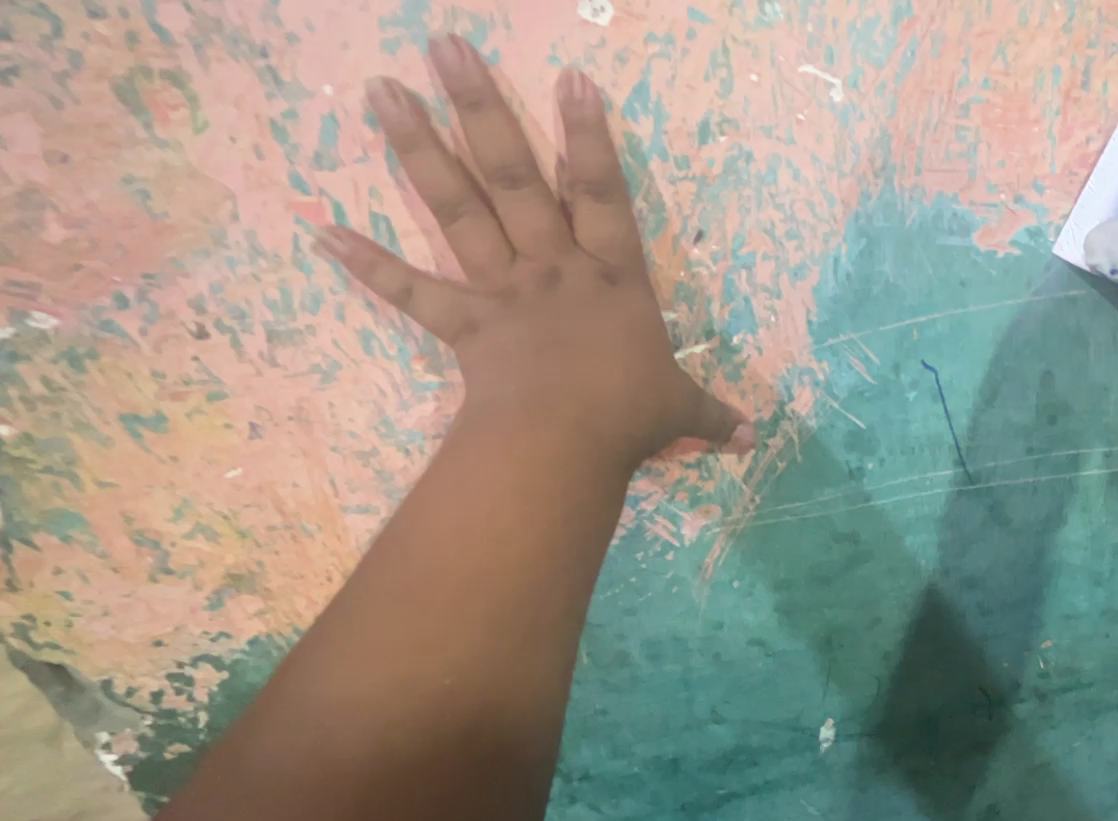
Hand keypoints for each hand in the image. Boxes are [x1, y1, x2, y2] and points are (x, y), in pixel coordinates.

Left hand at [316, 35, 752, 472]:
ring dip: (422, 153)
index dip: (591, 140)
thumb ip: (716, 417)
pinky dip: (372, 266)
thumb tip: (755, 439)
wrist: (569, 440)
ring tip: (384, 91)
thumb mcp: (684, 412)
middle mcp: (557, 270)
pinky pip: (415, 293)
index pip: (604, 198)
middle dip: (485, 112)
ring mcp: (507, 294)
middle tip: (446, 46)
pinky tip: (324, 231)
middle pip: (518, 180)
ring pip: (462, 212)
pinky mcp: (468, 327)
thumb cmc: (632, 414)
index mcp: (614, 282)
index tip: (572, 79)